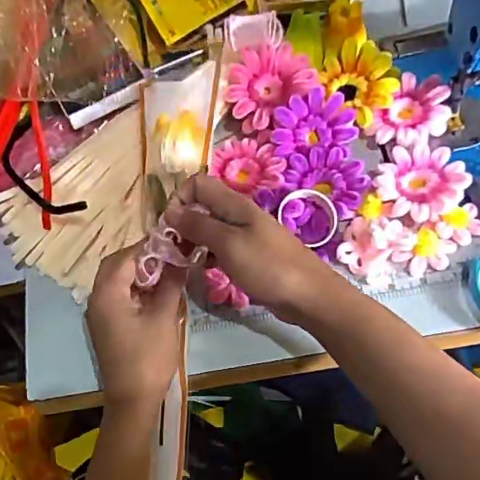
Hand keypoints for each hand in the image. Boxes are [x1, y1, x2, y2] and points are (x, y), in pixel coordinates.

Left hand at [85, 245, 184, 410]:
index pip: (126, 257)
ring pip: (117, 282)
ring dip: (140, 275)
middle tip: (171, 258)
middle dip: (143, 258)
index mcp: (107, 293)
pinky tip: (158, 295)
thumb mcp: (164, 317)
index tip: (174, 242)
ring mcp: (100, 315)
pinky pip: (118, 298)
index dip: (149, 246)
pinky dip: (136, 291)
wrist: (132, 400)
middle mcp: (97, 299)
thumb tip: (181, 259)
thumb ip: (171, 284)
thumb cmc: (148, 357)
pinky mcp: (107, 327)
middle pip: (116, 266)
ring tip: (169, 274)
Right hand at [166, 174, 347, 324]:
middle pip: (202, 207)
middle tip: (173, 250)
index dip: (179, 199)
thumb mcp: (228, 244)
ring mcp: (247, 236)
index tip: (169, 227)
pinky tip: (206, 271)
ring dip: (194, 241)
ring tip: (185, 262)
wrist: (309, 296)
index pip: (197, 184)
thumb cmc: (268, 267)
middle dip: (182, 223)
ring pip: (211, 230)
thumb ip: (199, 226)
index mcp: (235, 205)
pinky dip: (209, 256)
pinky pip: (222, 249)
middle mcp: (240, 215)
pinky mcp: (252, 256)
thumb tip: (171, 211)